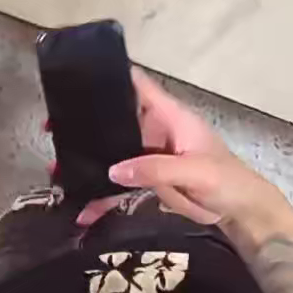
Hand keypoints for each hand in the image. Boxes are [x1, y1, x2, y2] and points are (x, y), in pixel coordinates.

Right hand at [76, 69, 292, 234]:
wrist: (240, 214)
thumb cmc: (227, 181)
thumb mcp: (196, 170)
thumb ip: (155, 167)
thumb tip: (113, 171)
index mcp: (169, 116)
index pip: (139, 86)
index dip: (113, 78)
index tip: (81, 78)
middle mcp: (153, 130)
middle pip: (115, 119)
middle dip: (85, 123)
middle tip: (52, 126)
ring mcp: (147, 155)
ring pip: (110, 153)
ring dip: (86, 161)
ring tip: (56, 168)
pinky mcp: (145, 179)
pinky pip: (117, 185)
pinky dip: (100, 197)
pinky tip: (82, 211)